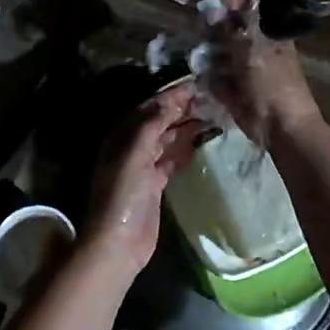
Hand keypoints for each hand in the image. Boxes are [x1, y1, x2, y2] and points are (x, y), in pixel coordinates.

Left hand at [84, 84, 205, 276]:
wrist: (118, 243)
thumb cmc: (123, 196)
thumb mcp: (134, 156)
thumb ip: (151, 126)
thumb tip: (170, 100)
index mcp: (121, 137)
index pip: (148, 109)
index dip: (170, 96)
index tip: (196, 85)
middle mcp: (131, 148)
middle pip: (158, 122)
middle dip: (180, 110)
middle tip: (209, 100)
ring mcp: (142, 167)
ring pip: (166, 140)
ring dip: (185, 129)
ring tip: (211, 118)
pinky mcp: (154, 185)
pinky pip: (171, 161)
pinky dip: (183, 152)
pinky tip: (200, 146)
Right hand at [199, 0, 324, 141]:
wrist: (280, 126)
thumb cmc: (273, 83)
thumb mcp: (254, 48)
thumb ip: (234, 27)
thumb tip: (219, 5)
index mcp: (266, 34)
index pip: (242, 10)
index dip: (222, 0)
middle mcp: (252, 48)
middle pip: (225, 30)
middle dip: (207, 26)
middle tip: (190, 22)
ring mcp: (241, 68)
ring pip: (216, 52)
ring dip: (203, 50)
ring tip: (190, 48)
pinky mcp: (230, 88)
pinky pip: (212, 75)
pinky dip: (203, 73)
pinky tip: (194, 69)